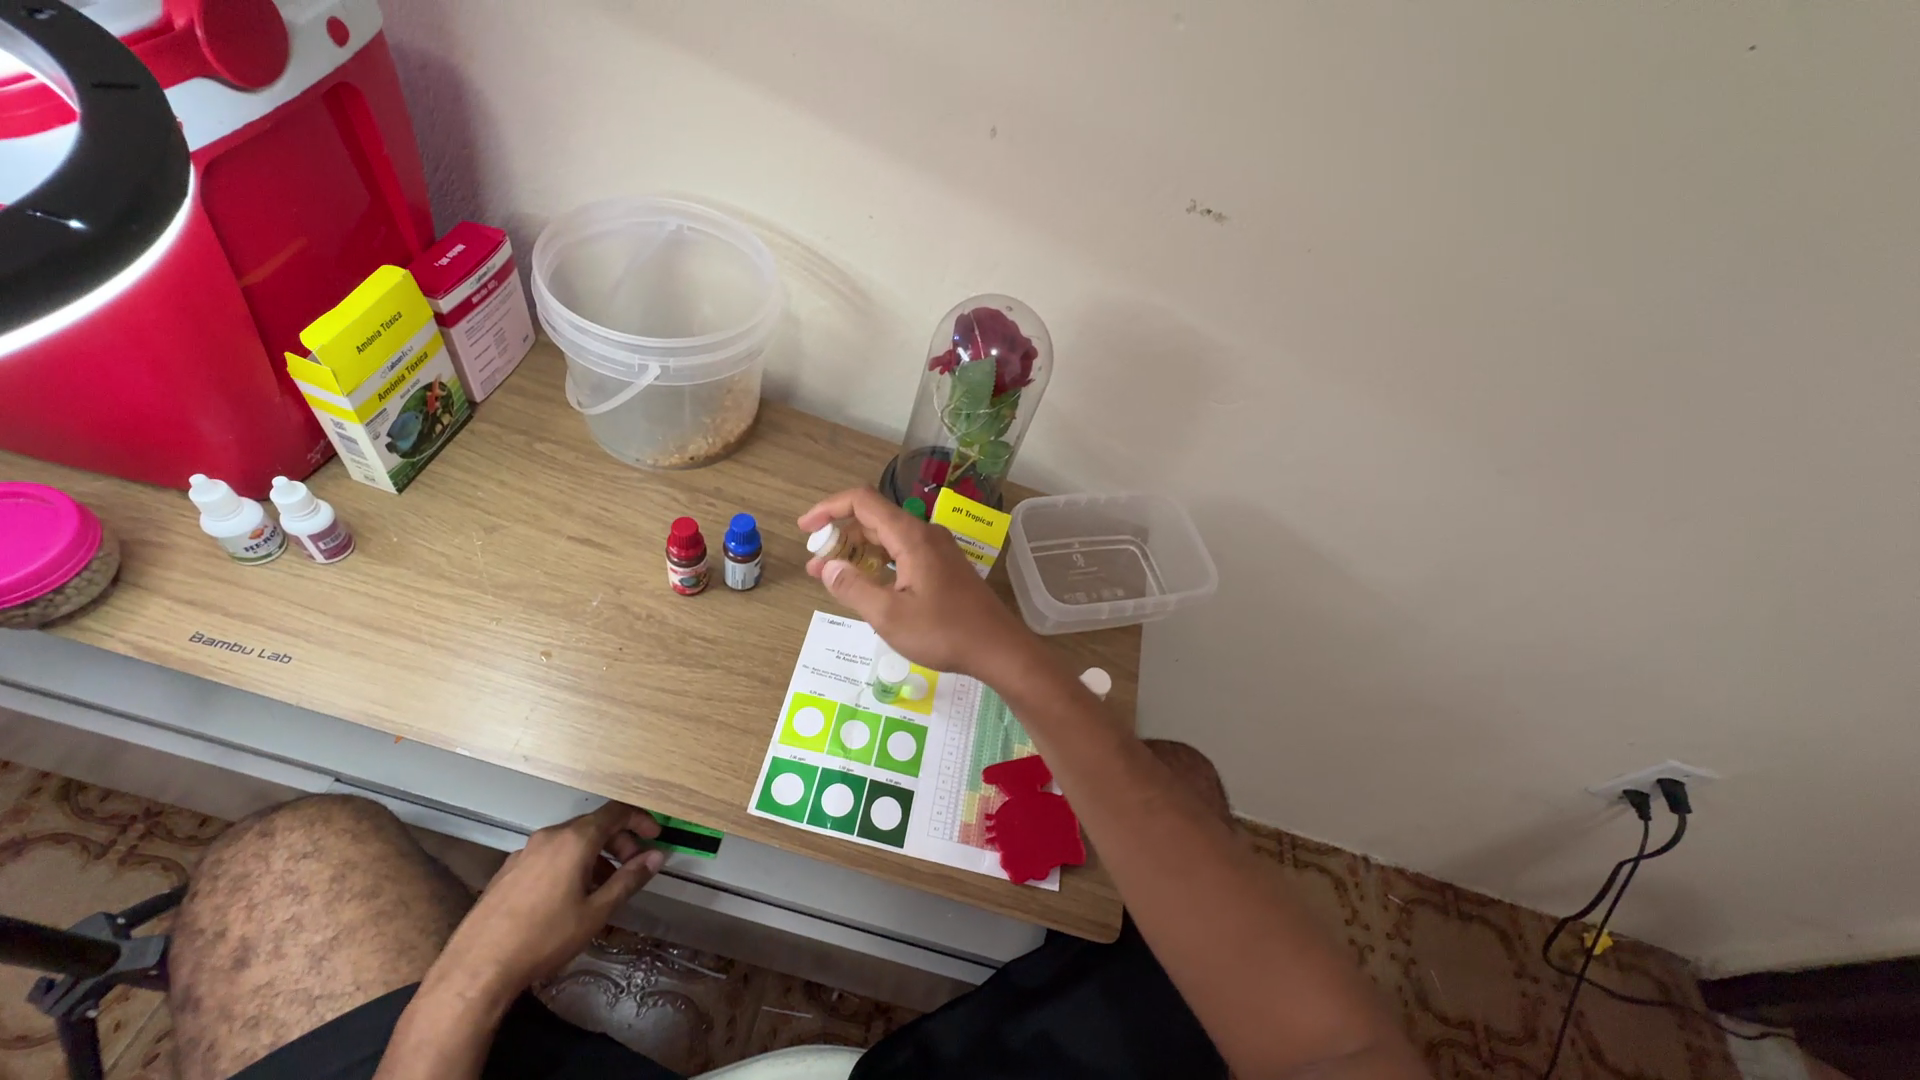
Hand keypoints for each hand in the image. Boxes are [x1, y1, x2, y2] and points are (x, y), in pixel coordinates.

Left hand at [435, 802, 664, 1002]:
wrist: (476, 968)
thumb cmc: (544, 938)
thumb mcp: (596, 912)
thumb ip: (629, 879)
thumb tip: (656, 856)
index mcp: (574, 840)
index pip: (616, 812)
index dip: (640, 820)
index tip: (655, 837)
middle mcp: (548, 837)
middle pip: (593, 825)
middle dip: (620, 841)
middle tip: (634, 867)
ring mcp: (524, 852)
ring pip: (570, 841)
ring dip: (596, 855)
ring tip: (605, 886)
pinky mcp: (507, 871)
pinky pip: (549, 855)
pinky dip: (570, 864)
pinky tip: (570, 896)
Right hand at [799, 487, 1034, 677]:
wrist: (998, 649)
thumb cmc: (944, 633)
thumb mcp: (889, 616)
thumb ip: (854, 588)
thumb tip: (827, 567)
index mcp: (911, 537)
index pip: (862, 502)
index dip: (828, 508)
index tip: (805, 529)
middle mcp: (925, 535)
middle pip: (874, 518)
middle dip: (839, 535)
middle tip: (814, 563)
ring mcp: (937, 550)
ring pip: (888, 537)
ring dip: (857, 551)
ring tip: (830, 575)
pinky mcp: (943, 567)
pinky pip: (902, 553)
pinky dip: (878, 562)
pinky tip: (865, 584)